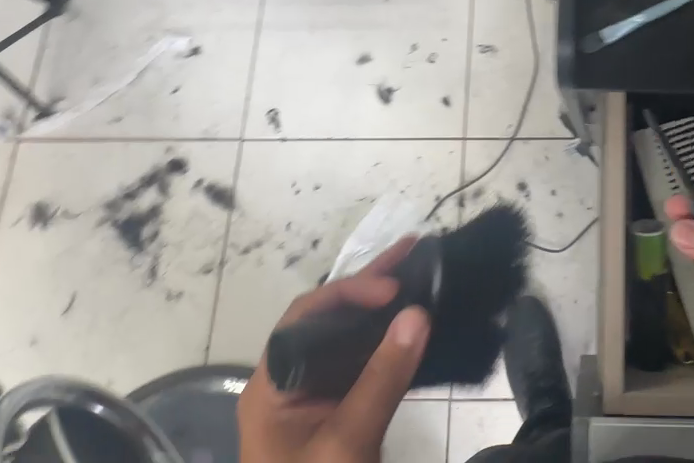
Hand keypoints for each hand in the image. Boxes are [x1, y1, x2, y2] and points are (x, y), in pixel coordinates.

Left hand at [238, 237, 429, 462]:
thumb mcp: (347, 444)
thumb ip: (381, 378)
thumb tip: (417, 314)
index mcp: (273, 386)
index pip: (306, 318)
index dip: (349, 294)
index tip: (394, 290)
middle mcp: (289, 383)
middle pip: (327, 320)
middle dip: (370, 284)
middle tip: (413, 249)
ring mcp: (315, 399)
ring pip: (347, 338)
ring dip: (382, 306)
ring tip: (420, 269)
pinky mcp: (339, 414)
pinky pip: (362, 363)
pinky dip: (388, 339)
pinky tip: (415, 322)